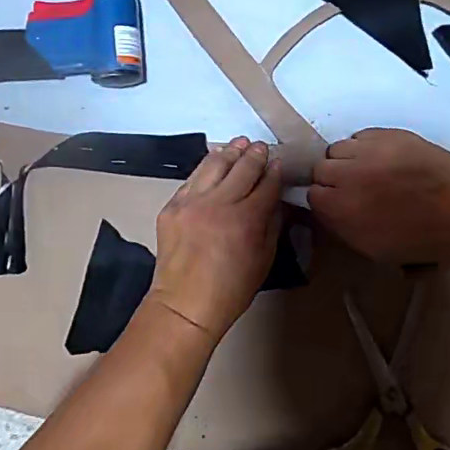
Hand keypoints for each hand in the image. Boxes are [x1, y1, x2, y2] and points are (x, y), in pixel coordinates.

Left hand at [148, 137, 283, 342]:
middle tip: (261, 147)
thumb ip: (271, 224)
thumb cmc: (230, 290)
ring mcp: (191, 203)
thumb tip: (274, 200)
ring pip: (213, 165)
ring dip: (229, 152)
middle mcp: (218, 204)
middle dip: (255, 155)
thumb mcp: (264, 259)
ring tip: (239, 145)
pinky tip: (213, 163)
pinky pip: (191, 179)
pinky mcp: (171, 207)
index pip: (266, 184)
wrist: (184, 304)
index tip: (278, 163)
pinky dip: (205, 169)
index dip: (274, 172)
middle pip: (241, 168)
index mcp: (246, 219)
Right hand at [307, 129, 449, 264]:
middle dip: (334, 178)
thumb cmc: (421, 240)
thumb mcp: (371, 248)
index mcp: (341, 210)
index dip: (327, 200)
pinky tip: (385, 159)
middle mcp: (348, 176)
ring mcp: (368, 152)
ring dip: (348, 160)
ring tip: (371, 171)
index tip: (341, 204)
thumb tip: (326, 209)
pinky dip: (367, 147)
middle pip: (320, 168)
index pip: (312, 195)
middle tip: (356, 187)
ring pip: (338, 149)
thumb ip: (341, 226)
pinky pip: (361, 136)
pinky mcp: (388, 134)